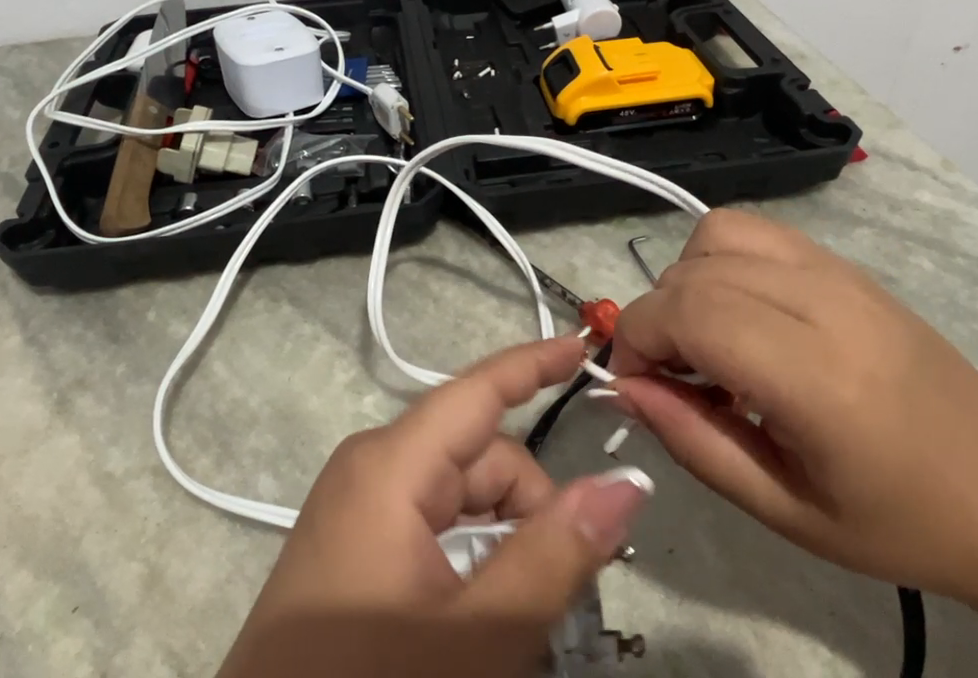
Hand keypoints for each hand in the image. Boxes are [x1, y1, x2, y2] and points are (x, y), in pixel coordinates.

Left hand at [218, 338, 651, 677]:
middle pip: (480, 458)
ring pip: (461, 498)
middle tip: (563, 589)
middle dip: (531, 506)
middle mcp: (370, 471)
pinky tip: (479, 613)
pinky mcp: (352, 547)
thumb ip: (556, 553)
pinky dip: (471, 555)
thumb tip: (625, 483)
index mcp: (391, 466)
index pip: (477, 391)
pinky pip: (431, 527)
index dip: (535, 364)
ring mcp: (356, 509)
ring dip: (505, 540)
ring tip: (520, 616)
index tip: (586, 346)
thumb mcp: (477, 630)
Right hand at [606, 209, 977, 603]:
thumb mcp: (784, 510)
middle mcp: (829, 305)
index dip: (637, 338)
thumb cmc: (899, 523)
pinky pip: (760, 234)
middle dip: (654, 316)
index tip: (632, 384)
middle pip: (696, 270)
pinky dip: (723, 264)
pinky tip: (741, 321)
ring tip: (703, 344)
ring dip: (686, 281)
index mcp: (818, 377)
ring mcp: (844, 276)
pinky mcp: (852, 269)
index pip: (690, 311)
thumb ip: (694, 442)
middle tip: (667, 379)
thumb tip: (624, 387)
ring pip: (722, 233)